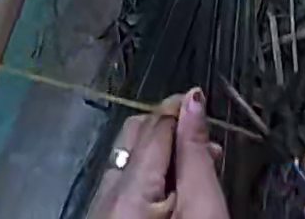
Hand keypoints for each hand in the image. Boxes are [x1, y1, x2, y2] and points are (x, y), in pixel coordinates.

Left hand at [87, 89, 227, 218]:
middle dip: (170, 127)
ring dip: (162, 151)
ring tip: (197, 164)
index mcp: (127, 191)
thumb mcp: (203, 208)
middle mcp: (104, 197)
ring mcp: (100, 212)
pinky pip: (124, 183)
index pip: (155, 125)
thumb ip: (195, 152)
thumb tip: (193, 97)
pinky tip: (173, 187)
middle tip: (204, 139)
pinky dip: (149, 175)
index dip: (180, 106)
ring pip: (129, 158)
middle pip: (135, 134)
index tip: (202, 99)